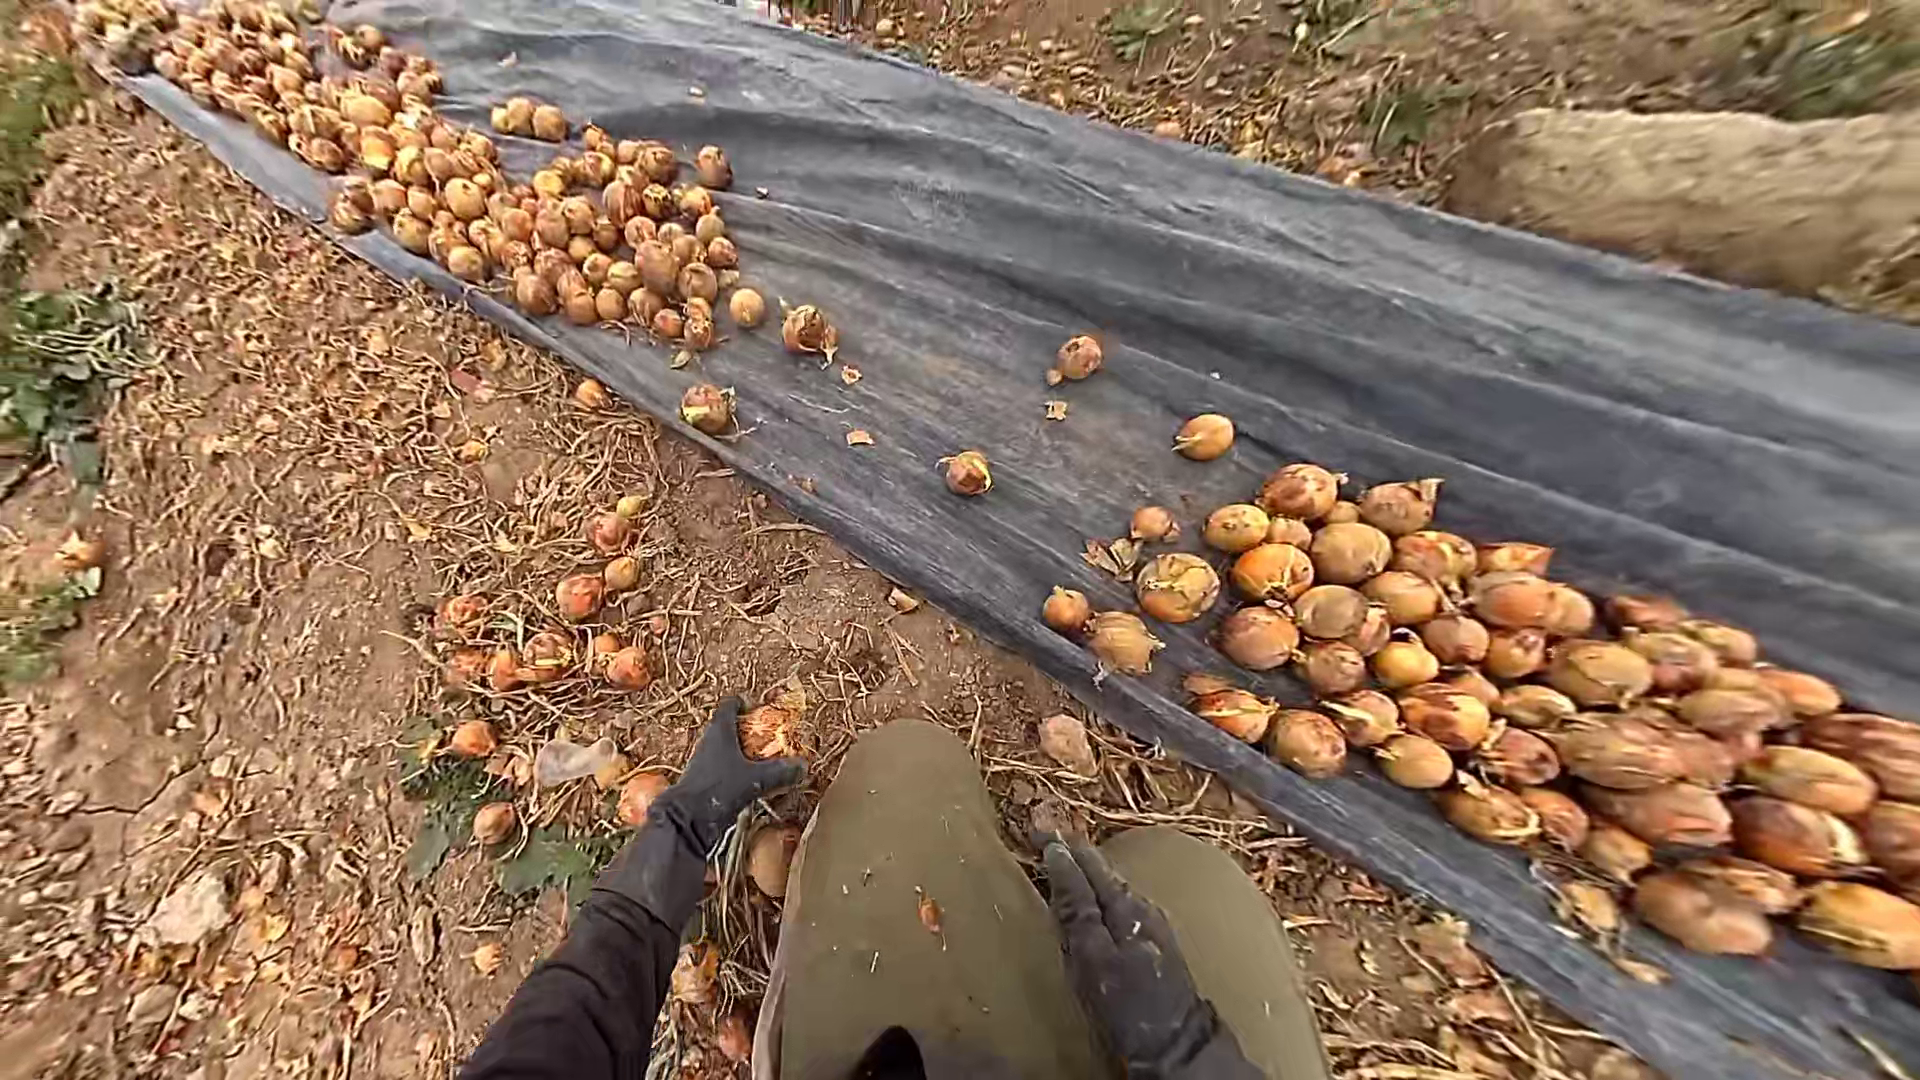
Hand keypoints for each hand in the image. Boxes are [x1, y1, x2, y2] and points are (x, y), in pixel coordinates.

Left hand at [651, 697, 805, 854]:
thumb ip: (780, 772)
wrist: (685, 821)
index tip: (759, 707)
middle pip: (728, 726)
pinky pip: (722, 766)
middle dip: (747, 728)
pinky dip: (736, 768)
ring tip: (762, 757)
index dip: (744, 702)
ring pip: (724, 747)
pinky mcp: (701, 781)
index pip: (730, 705)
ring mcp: (703, 762)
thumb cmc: (719, 788)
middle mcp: (708, 742)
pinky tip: (750, 780)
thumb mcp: (755, 779)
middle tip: (768, 733)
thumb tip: (803, 766)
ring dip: (741, 750)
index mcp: (720, 731)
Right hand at [1043, 837, 1225, 1075]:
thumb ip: (1075, 904)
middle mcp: (1140, 902)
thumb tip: (1057, 853)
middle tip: (1042, 844)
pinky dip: (1096, 895)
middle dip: (1071, 853)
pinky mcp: (1154, 943)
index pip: (1085, 858)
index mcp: (1124, 900)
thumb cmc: (1129, 1005)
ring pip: (1109, 884)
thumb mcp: (1092, 955)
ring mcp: (1151, 922)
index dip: (1059, 844)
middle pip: (1100, 867)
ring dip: (1084, 873)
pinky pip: (1116, 903)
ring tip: (1061, 869)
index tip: (1034, 833)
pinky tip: (1089, 906)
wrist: (1182, 1052)